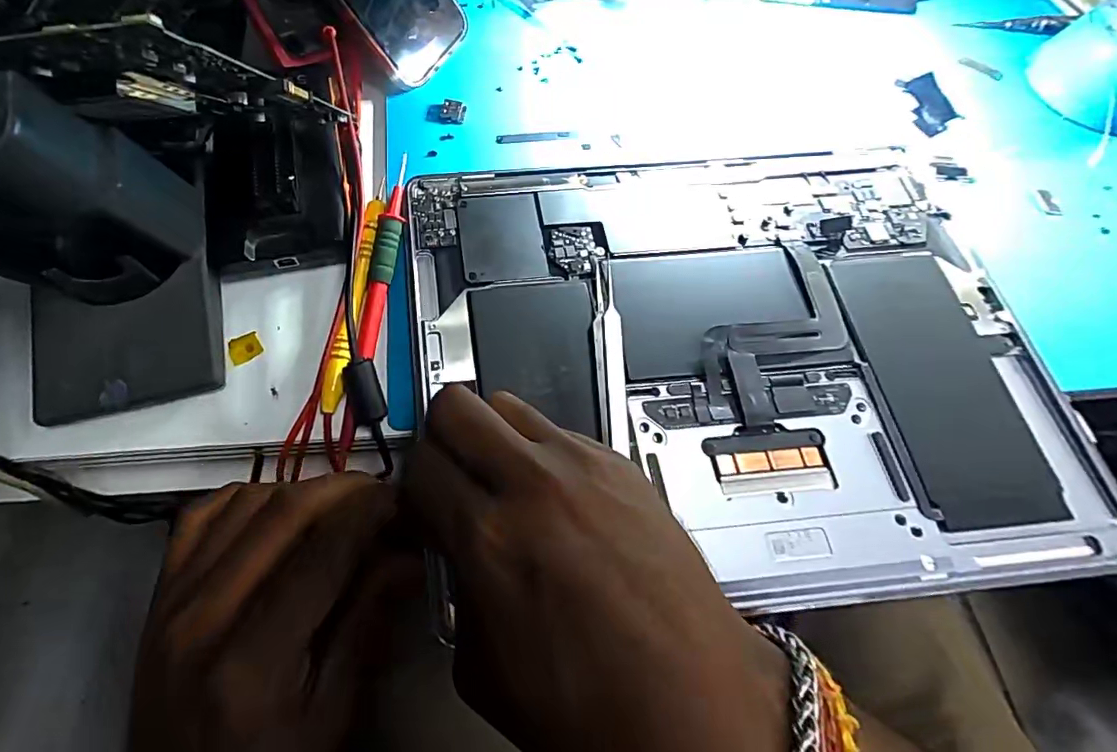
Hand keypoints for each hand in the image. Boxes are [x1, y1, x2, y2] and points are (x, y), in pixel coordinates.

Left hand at [129, 473, 413, 751]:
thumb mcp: (328, 719)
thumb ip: (364, 630)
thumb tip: (404, 558)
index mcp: (252, 666)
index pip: (321, 555)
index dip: (366, 515)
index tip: (397, 499)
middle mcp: (203, 619)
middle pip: (282, 515)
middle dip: (340, 491)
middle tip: (375, 493)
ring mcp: (172, 601)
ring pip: (243, 502)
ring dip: (297, 489)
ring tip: (334, 503)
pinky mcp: (159, 593)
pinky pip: (201, 515)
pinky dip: (243, 496)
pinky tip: (273, 504)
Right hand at [404, 385, 790, 751]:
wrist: (701, 714)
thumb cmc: (602, 710)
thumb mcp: (485, 667)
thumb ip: (453, 585)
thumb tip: (447, 543)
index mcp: (491, 538)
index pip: (421, 463)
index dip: (415, 485)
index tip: (424, 500)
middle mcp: (535, 488)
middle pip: (455, 405)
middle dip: (441, 434)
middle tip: (451, 468)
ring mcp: (583, 469)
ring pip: (506, 403)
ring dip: (491, 433)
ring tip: (501, 476)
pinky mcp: (622, 467)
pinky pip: (559, 432)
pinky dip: (542, 454)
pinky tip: (555, 497)